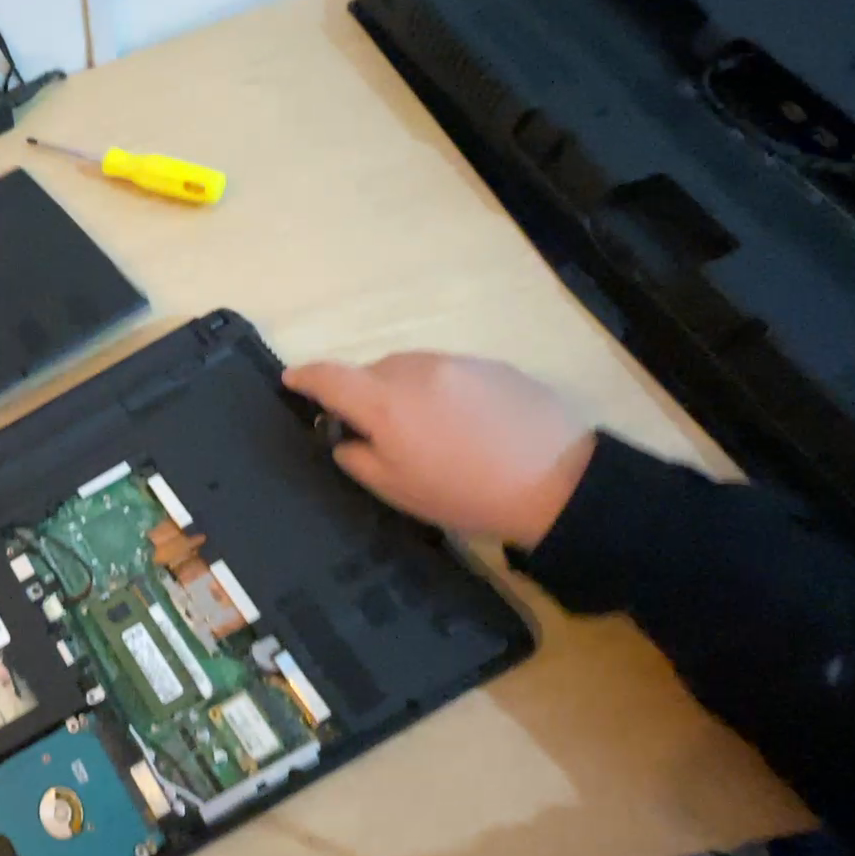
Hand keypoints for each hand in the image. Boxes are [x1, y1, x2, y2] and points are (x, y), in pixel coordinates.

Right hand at [282, 353, 596, 547]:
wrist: (563, 485)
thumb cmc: (464, 492)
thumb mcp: (393, 488)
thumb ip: (355, 456)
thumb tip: (346, 436)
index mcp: (382, 401)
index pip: (327, 376)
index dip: (304, 377)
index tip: (291, 381)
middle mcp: (413, 370)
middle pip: (368, 372)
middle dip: (361, 394)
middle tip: (373, 429)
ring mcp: (455, 363)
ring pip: (407, 369)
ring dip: (400, 391)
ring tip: (423, 428)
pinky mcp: (492, 366)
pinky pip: (445, 372)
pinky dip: (437, 391)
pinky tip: (462, 424)